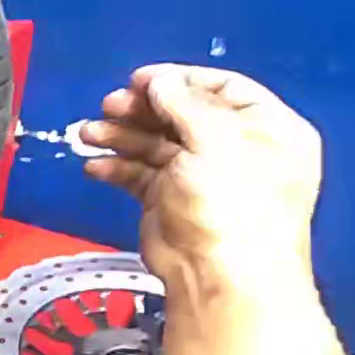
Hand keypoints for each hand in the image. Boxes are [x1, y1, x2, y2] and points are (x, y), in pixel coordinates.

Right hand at [81, 64, 321, 287]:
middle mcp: (233, 149)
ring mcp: (198, 176)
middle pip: (180, 114)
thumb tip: (159, 80)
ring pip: (153, 143)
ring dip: (119, 135)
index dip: (179, 80)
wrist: (217, 275)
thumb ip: (182, 103)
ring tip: (89, 133)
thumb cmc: (231, 206)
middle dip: (141, 108)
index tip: (139, 80)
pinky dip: (117, 167)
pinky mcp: (168, 200)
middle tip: (110, 106)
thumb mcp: (213, 140)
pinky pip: (139, 174)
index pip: (221, 88)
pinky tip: (97, 165)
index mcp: (265, 129)